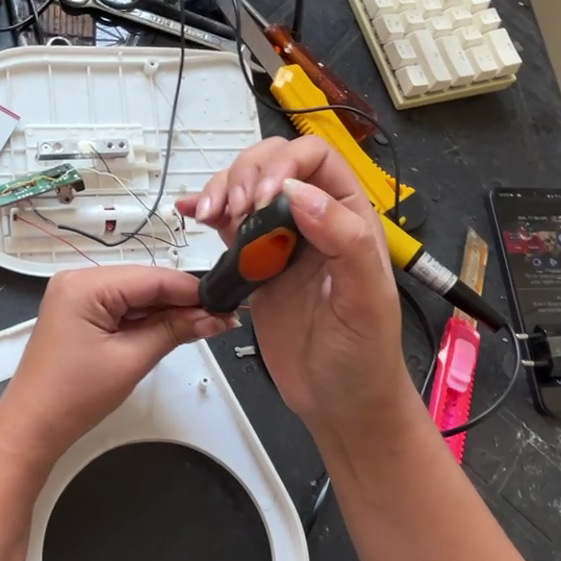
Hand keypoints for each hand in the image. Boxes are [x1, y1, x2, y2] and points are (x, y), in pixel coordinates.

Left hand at [0, 266, 235, 467]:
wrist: (32, 427)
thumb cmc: (71, 396)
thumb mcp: (131, 360)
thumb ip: (174, 331)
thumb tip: (211, 317)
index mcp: (84, 285)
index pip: (152, 278)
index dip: (192, 290)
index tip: (225, 302)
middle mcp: (77, 281)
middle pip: (144, 282)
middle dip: (182, 300)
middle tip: (220, 316)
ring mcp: (75, 296)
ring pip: (134, 294)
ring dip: (166, 310)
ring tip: (203, 324)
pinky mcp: (78, 313)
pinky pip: (120, 306)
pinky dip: (145, 318)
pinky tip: (171, 328)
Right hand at [176, 136, 416, 444]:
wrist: (337, 401)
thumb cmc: (364, 355)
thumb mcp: (366, 299)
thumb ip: (343, 241)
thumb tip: (299, 194)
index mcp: (350, 218)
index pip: (316, 159)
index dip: (285, 164)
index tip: (263, 197)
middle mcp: (314, 221)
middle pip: (275, 163)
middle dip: (247, 173)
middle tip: (235, 208)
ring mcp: (280, 242)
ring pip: (247, 187)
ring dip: (223, 188)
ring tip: (209, 212)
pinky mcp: (255, 264)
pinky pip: (230, 224)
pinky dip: (208, 211)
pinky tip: (194, 212)